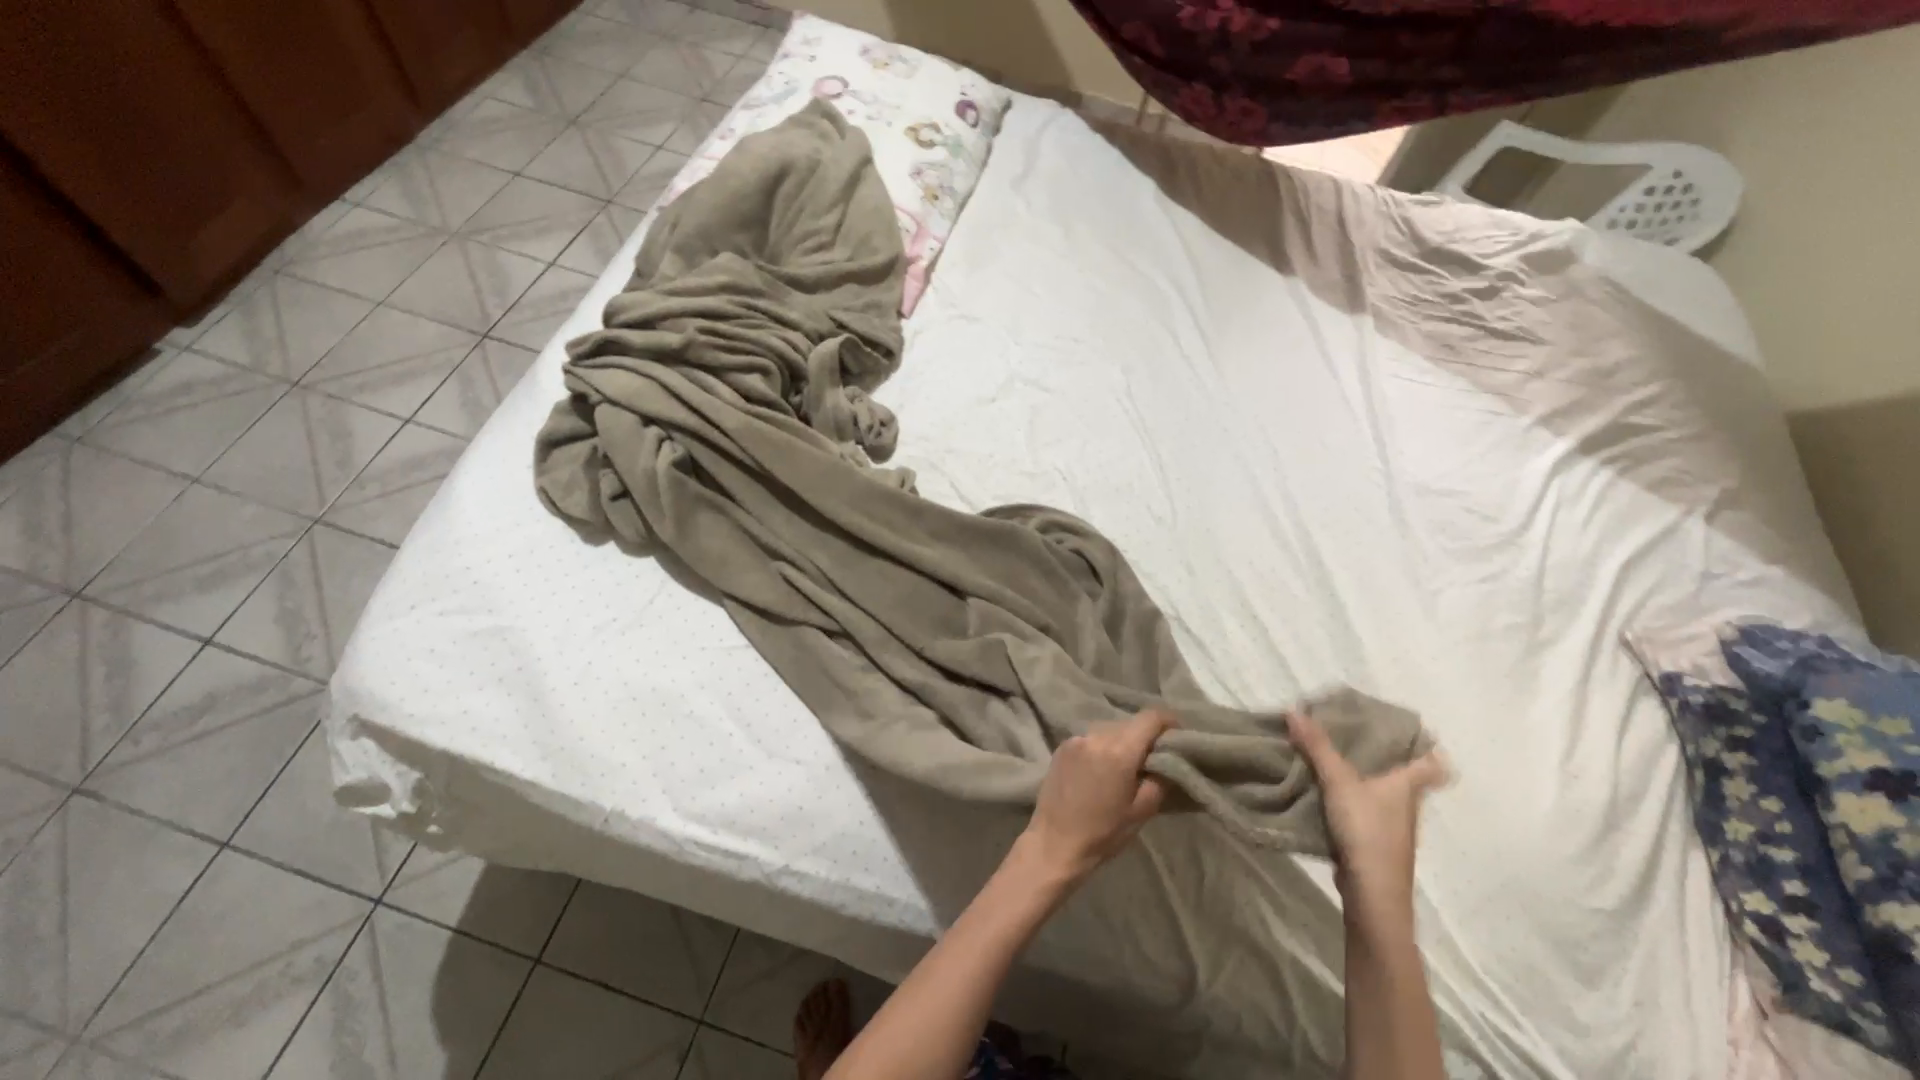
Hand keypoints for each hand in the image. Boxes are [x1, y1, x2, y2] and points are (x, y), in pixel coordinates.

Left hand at [1018, 710, 1175, 881]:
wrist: (1054, 844)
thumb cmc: (1103, 833)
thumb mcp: (1142, 810)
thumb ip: (1160, 778)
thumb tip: (1169, 758)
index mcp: (1119, 751)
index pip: (1151, 717)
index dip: (1169, 722)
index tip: (1178, 737)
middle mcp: (1096, 736)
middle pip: (1131, 723)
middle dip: (1146, 736)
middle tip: (1155, 758)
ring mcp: (1076, 740)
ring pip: (1110, 729)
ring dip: (1123, 741)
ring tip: (1127, 766)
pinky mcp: (1062, 747)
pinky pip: (1092, 738)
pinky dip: (1103, 747)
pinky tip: (1102, 770)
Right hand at [1288, 711, 1446, 907]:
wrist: (1372, 890)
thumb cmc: (1367, 829)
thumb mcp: (1338, 782)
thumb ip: (1317, 748)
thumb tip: (1293, 711)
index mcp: (1408, 784)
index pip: (1433, 763)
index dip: (1427, 748)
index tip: (1409, 733)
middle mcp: (1406, 804)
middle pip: (1404, 777)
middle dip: (1385, 760)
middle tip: (1357, 738)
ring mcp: (1392, 828)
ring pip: (1383, 797)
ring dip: (1365, 783)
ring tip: (1335, 763)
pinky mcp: (1374, 844)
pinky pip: (1365, 814)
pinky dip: (1351, 804)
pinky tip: (1327, 798)